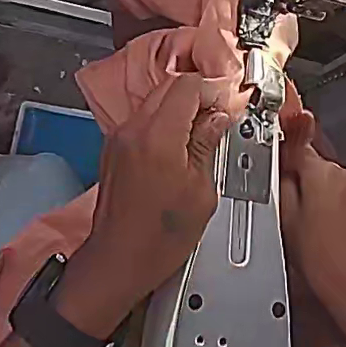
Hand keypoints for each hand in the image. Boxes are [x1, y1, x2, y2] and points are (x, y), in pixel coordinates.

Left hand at [61, 73, 231, 331]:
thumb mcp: (201, 191)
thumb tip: (218, 119)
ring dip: (183, 106)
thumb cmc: (158, 238)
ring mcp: (120, 138)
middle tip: (223, 112)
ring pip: (156, 100)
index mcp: (157, 137)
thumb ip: (208, 145)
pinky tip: (183, 143)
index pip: (188, 86)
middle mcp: (133, 131)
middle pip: (170, 86)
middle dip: (200, 94)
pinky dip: (166, 120)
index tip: (230, 101)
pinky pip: (144, 119)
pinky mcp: (115, 149)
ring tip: (205, 129)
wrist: (118, 260)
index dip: (215, 89)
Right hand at [278, 114, 345, 328]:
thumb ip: (281, 187)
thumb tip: (280, 171)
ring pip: (344, 188)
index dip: (288, 164)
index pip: (300, 153)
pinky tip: (343, 238)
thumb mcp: (287, 223)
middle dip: (313, 189)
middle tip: (302, 218)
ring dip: (334, 202)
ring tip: (324, 233)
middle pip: (324, 173)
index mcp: (325, 175)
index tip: (283, 173)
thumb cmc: (326, 262)